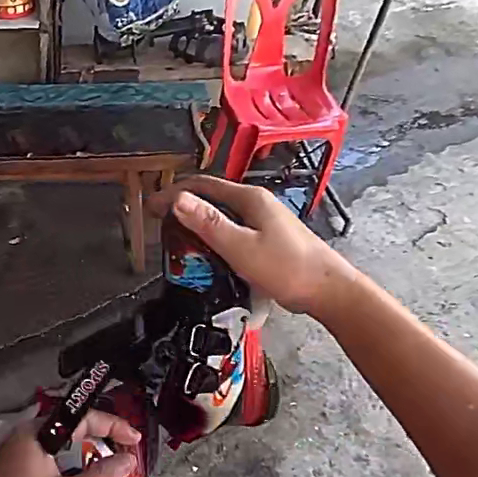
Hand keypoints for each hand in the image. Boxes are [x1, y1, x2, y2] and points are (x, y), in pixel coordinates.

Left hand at [0, 411, 142, 476]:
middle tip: (123, 455)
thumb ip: (104, 475)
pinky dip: (67, 469)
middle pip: (68, 429)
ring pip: (58, 448)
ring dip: (83, 458)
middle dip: (99, 440)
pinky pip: (47, 462)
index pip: (80, 416)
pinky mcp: (11, 476)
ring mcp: (13, 457)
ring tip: (105, 473)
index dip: (112, 425)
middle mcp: (21, 439)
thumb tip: (127, 459)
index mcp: (33, 435)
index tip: (134, 438)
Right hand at [150, 175, 361, 317]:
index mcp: (249, 199)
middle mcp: (256, 203)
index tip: (150, 207)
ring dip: (196, 222)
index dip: (173, 193)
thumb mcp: (241, 247)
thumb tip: (177, 199)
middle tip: (159, 224)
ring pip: (222, 214)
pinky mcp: (267, 238)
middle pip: (211, 197)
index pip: (202, 186)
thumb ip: (209, 223)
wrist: (328, 290)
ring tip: (176, 238)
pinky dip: (212, 236)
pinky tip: (206, 252)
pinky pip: (232, 230)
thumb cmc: (287, 268)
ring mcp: (264, 221)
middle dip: (182, 207)